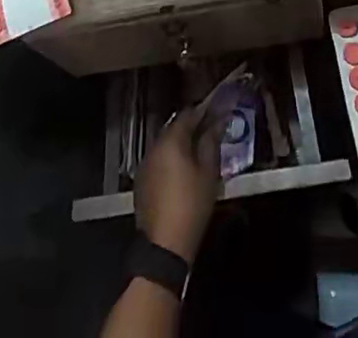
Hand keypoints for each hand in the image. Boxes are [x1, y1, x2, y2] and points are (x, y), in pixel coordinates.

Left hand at [134, 107, 218, 259]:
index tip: (216, 113)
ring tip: (198, 152)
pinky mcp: (141, 181)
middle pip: (173, 129)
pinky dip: (170, 160)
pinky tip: (182, 171)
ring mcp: (144, 165)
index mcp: (170, 142)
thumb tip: (216, 124)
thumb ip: (210, 143)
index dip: (202, 112)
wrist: (165, 244)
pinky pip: (158, 161)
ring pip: (165, 145)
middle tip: (210, 133)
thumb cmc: (192, 205)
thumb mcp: (208, 173)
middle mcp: (154, 148)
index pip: (187, 116)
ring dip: (180, 144)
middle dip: (191, 128)